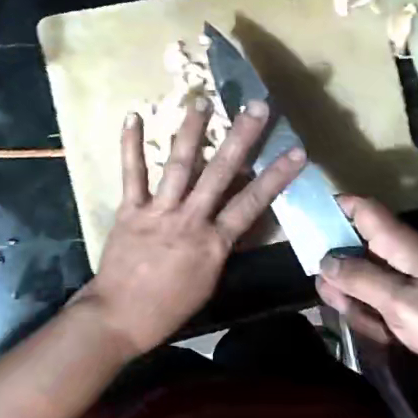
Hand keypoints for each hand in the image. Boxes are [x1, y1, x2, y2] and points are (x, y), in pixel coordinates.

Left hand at [78, 98, 305, 356]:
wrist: (120, 317)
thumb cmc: (169, 308)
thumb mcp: (209, 281)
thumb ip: (220, 247)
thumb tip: (232, 220)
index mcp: (213, 242)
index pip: (252, 203)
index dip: (276, 176)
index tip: (297, 151)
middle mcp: (189, 219)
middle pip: (220, 173)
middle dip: (241, 137)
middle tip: (256, 106)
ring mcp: (158, 211)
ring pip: (178, 165)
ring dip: (191, 130)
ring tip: (202, 101)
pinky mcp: (129, 210)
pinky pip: (132, 174)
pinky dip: (130, 145)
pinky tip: (133, 116)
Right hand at [315, 196, 417, 412]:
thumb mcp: (399, 302)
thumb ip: (359, 278)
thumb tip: (323, 259)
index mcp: (401, 244)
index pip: (362, 209)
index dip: (333, 208)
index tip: (304, 224)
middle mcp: (399, 257)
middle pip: (351, 249)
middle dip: (337, 273)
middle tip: (338, 300)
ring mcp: (402, 284)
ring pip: (357, 281)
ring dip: (354, 303)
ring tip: (373, 327)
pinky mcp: (404, 308)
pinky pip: (372, 305)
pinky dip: (370, 320)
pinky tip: (384, 337)